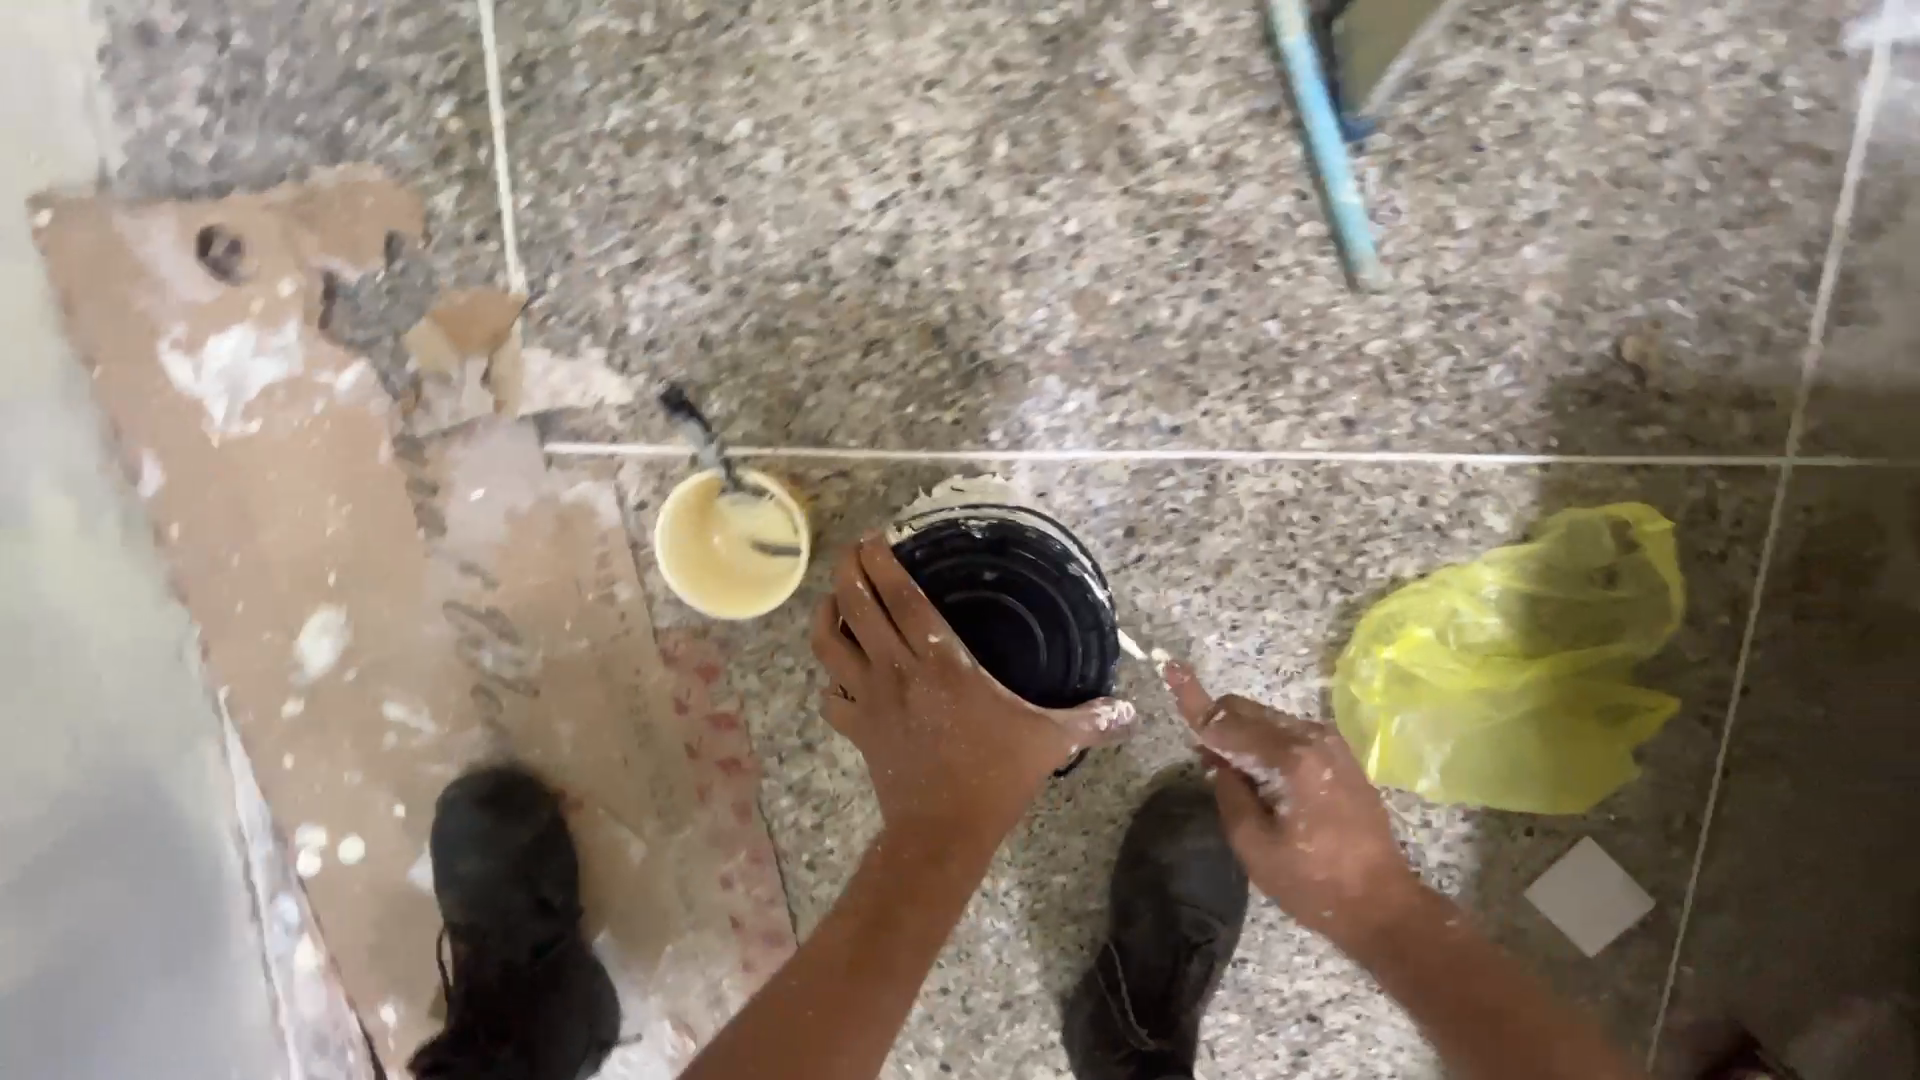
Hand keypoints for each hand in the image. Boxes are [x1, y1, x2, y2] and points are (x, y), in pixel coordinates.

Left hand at [810, 534, 1137, 848]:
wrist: (941, 833)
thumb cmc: (993, 778)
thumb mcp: (1049, 743)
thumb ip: (1089, 720)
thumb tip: (1132, 711)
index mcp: (941, 662)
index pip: (902, 598)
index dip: (883, 563)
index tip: (873, 537)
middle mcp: (896, 671)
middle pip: (857, 607)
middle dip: (848, 570)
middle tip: (851, 550)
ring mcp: (869, 700)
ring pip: (829, 646)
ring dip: (826, 616)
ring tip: (834, 598)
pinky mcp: (856, 729)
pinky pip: (830, 696)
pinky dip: (829, 678)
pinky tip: (840, 673)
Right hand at [1166, 662, 1422, 946]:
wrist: (1383, 904)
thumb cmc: (1313, 882)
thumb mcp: (1253, 844)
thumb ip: (1227, 791)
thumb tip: (1216, 761)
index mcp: (1291, 759)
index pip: (1227, 722)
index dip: (1193, 699)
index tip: (1170, 668)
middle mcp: (1312, 738)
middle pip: (1245, 709)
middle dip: (1216, 725)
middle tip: (1206, 763)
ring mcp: (1330, 742)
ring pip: (1265, 719)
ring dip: (1241, 736)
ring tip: (1236, 779)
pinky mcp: (1339, 753)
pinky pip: (1287, 732)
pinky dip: (1263, 743)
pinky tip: (1263, 778)